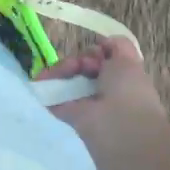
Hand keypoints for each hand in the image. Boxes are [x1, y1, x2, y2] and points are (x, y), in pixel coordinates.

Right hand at [37, 39, 169, 169]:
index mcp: (121, 81)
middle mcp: (104, 92)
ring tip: (60, 72)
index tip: (95, 53)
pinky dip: (45, 87)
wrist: (120, 126)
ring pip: (66, 79)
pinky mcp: (69, 114)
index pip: (101, 61)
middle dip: (76, 60)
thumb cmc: (129, 91)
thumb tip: (103, 43)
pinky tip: (40, 80)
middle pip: (81, 67)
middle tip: (77, 64)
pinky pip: (53, 95)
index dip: (95, 53)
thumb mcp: (129, 60)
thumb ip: (118, 45)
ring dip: (60, 70)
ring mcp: (86, 104)